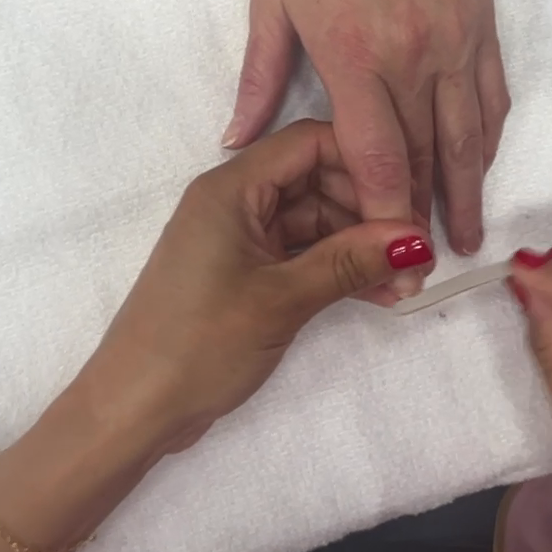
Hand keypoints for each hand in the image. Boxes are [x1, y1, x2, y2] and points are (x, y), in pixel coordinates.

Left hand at [80, 120, 435, 453]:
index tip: (411, 203)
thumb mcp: (280, 300)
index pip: (309, 143)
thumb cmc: (198, 343)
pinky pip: (301, 253)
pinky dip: (337, 270)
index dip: (364, 165)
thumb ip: (348, 262)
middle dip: (368, 214)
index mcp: (231, 187)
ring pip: (313, 221)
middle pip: (315, 180)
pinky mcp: (245, 272)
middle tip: (416, 257)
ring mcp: (240, 238)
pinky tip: (379, 294)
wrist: (134, 408)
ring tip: (407, 285)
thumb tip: (416, 238)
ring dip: (359, 248)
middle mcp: (235, 200)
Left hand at [225, 0, 507, 254]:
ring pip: (468, 138)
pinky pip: (493, 98)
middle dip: (427, 219)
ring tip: (467, 239)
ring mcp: (457, 42)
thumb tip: (234, 138)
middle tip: (428, 267)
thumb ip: (259, 78)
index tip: (391, 261)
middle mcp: (415, 58)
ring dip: (469, 194)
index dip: (386, 218)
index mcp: (355, 58)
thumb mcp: (272, 0)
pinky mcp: (483, 25)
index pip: (378, 160)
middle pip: (427, 159)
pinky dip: (489, 141)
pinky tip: (481, 169)